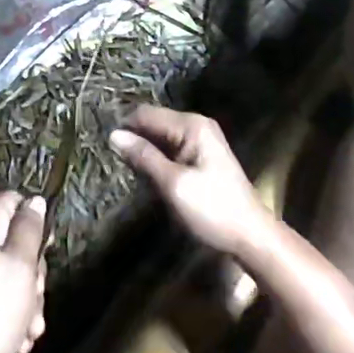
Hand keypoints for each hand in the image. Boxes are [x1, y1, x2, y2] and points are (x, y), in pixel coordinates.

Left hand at [0, 192, 48, 352]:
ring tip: (28, 324)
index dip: (35, 216)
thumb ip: (30, 228)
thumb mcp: (20, 263)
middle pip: (23, 242)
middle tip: (33, 288)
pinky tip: (20, 341)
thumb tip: (36, 199)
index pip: (14, 200)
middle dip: (37, 269)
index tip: (48, 241)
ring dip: (33, 302)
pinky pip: (14, 305)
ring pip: (23, 278)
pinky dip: (22, 321)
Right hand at [110, 106, 271, 257]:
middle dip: (133, 137)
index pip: (146, 114)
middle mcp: (196, 125)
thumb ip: (143, 156)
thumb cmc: (213, 209)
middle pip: (154, 123)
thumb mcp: (173, 184)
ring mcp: (200, 141)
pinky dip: (156, 159)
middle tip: (108, 157)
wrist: (252, 238)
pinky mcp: (201, 158)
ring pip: (160, 137)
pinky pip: (170, 149)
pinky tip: (143, 173)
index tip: (101, 143)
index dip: (124, 126)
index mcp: (191, 125)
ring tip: (120, 165)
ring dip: (143, 150)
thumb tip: (113, 135)